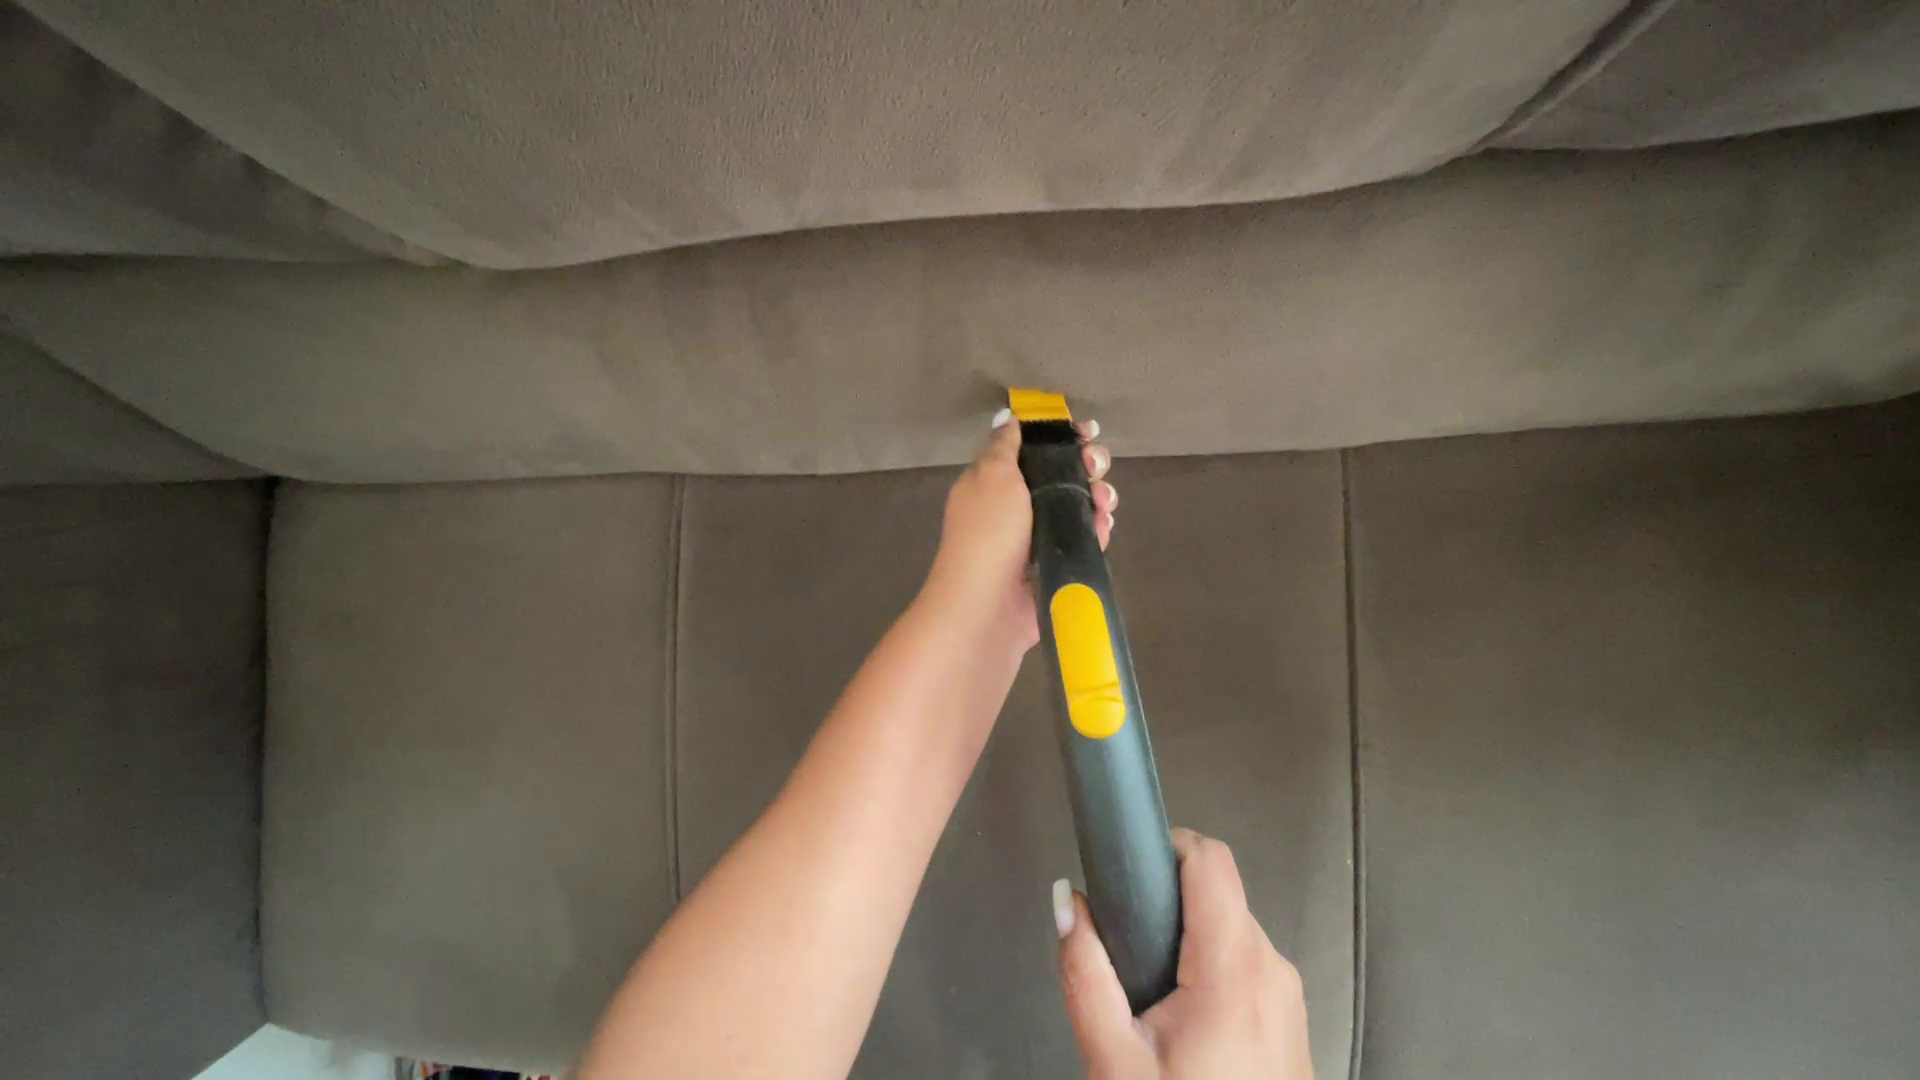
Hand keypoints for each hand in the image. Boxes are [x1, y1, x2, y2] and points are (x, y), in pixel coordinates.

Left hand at [925, 412, 1115, 650]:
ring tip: (1105, 503)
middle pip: (1060, 476)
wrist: (987, 607)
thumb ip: (1004, 445)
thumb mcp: (992, 476)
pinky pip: (1080, 541)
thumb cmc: (988, 533)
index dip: (1060, 438)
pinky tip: (1103, 528)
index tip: (1087, 431)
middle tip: (1097, 468)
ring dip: (1097, 498)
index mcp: (994, 482)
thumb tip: (1007, 418)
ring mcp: (1034, 540)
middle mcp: (1014, 508)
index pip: (1032, 449)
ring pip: (1076, 508)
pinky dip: (1095, 531)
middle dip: (1086, 466)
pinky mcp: (1053, 567)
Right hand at [1053, 829, 1313, 1078]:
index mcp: (1233, 967)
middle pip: (1216, 891)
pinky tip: (1182, 1017)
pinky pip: (1244, 961)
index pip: (1211, 860)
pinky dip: (1209, 965)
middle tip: (1127, 948)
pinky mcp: (1290, 1017)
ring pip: (1229, 925)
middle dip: (1167, 902)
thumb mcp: (1113, 1060)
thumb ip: (1084, 972)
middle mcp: (1271, 967)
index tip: (1129, 870)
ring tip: (1150, 992)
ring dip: (1186, 937)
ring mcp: (1287, 993)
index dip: (1168, 846)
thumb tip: (1067, 900)